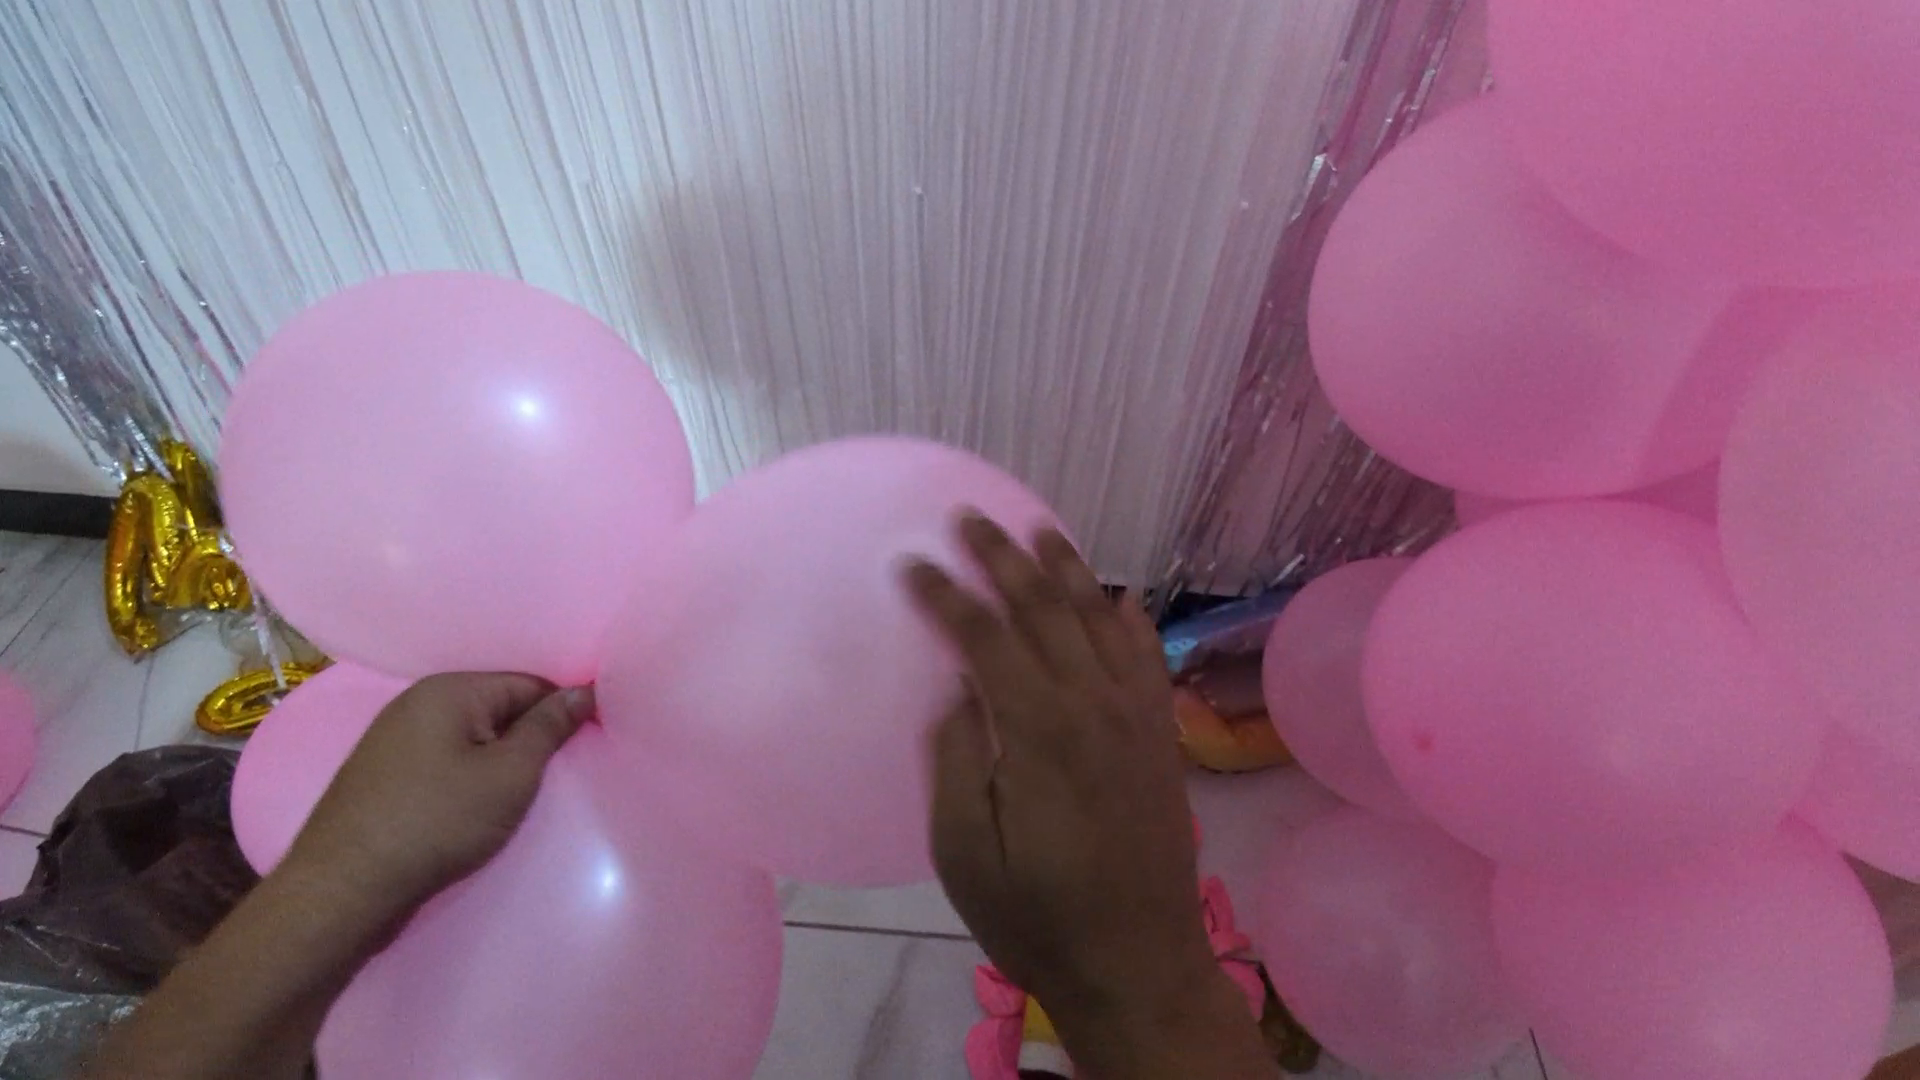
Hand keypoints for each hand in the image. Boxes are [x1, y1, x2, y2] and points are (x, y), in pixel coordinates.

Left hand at [280, 673, 592, 927]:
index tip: (588, 741)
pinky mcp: (382, 775)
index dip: (562, 710)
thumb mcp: (512, 772)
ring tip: (521, 791)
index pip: (530, 683)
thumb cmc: (439, 821)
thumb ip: (550, 726)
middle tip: (560, 771)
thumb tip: (583, 690)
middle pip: (500, 706)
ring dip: (501, 757)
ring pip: (473, 735)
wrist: (342, 893)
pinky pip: (446, 758)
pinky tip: (480, 804)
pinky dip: (471, 774)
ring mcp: (394, 739)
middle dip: (531, 735)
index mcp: (449, 690)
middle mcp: (417, 702)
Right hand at [905, 516, 1228, 1041]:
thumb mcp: (966, 852)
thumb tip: (959, 687)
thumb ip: (958, 758)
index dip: (945, 595)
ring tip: (1039, 530)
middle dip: (1002, 558)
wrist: (1138, 964)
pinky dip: (1130, 619)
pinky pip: (1147, 656)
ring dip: (1066, 568)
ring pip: (1098, 617)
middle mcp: (1092, 703)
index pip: (984, 636)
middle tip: (970, 518)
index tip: (914, 564)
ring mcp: (1136, 714)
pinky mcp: (1161, 734)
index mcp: (1037, 729)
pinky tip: (1117, 597)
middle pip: (1042, 608)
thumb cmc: (1036, 915)